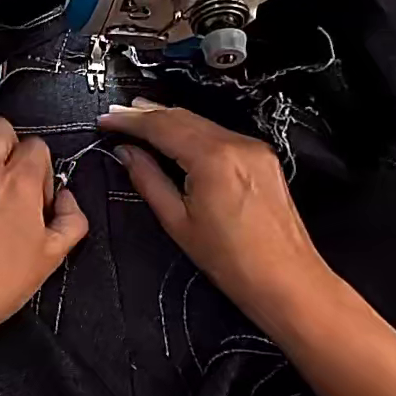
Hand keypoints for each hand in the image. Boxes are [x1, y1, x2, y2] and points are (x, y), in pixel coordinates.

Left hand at [0, 117, 87, 346]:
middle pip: (2, 128)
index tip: (37, 197)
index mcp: (19, 180)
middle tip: (14, 181)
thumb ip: (72, 218)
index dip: (42, 169)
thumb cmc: (0, 281)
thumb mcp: (53, 255)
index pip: (37, 145)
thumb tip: (66, 199)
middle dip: (12, 147)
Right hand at [96, 99, 330, 322]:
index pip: (161, 126)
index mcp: (213, 159)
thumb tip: (127, 153)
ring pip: (201, 122)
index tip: (108, 119)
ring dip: (169, 119)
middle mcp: (237, 145)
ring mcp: (253, 149)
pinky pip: (220, 133)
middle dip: (147, 113)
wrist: (287, 282)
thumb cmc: (236, 262)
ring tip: (140, 119)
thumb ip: (148, 179)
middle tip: (118, 114)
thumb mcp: (177, 222)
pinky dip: (193, 131)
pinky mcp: (262, 157)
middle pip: (181, 116)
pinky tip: (177, 136)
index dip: (129, 120)